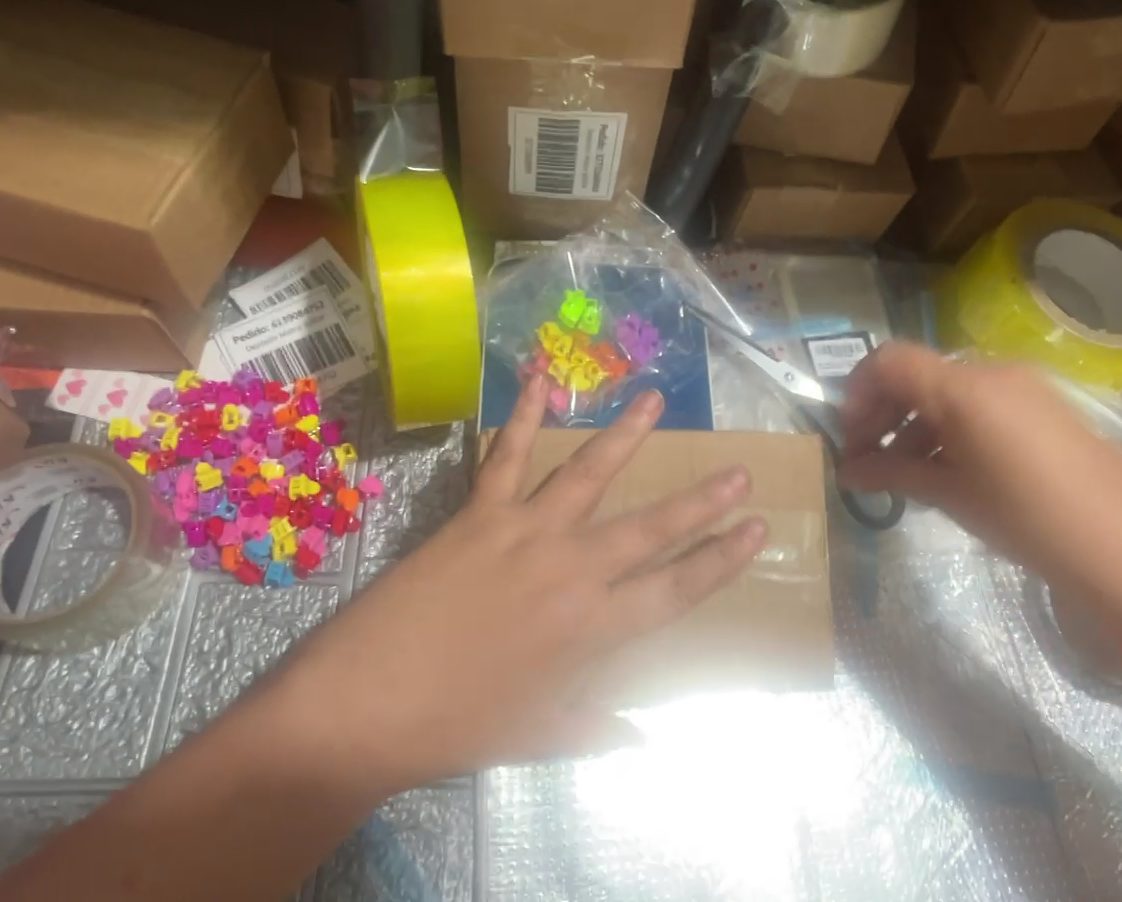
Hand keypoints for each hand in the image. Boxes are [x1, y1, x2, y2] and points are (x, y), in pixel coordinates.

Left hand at [247, 377, 768, 796]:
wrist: (364, 705)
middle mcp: (570, 572)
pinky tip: (541, 381)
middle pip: (649, 529)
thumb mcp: (537, 739)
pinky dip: (524, 418)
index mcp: (593, 632)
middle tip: (739, 471)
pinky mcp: (476, 515)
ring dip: (624, 436)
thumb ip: (595, 731)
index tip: (757, 531)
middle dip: (701, 500)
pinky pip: (505, 459)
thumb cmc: (455, 729)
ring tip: (653, 400)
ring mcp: (522, 535)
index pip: (675, 590)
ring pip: (587, 476)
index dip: (721, 561)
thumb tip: (645, 741)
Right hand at [838, 342, 1121, 579]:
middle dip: (882, 412)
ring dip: (914, 424)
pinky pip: (979, 405)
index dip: (857, 394)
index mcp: (965, 387)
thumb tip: (848, 471)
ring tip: (904, 475)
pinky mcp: (1044, 409)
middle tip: (867, 460)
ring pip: (947, 391)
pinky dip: (949, 428)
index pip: (888, 361)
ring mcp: (1023, 389)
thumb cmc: (1028, 518)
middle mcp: (992, 374)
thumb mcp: (951, 494)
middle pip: (916, 374)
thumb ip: (894, 472)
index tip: (850, 439)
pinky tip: (947, 472)